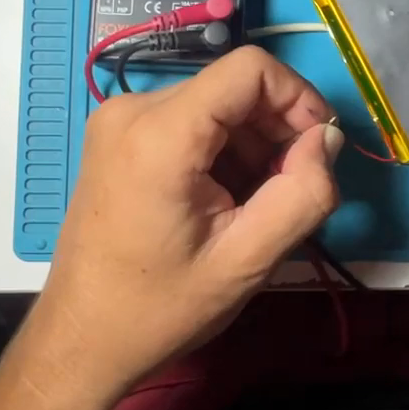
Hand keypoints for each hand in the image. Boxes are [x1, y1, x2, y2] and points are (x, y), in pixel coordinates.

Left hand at [17, 47, 343, 409]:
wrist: (80, 341)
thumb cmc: (158, 309)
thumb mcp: (246, 262)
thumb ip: (303, 194)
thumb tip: (327, 138)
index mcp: (161, 132)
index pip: (251, 68)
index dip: (298, 99)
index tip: (316, 150)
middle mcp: (133, 108)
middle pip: (234, 87)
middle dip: (277, 130)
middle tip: (290, 190)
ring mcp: (120, 119)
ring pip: (217, 103)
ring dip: (253, 144)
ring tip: (255, 205)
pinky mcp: (120, 136)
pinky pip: (192, 120)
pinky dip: (224, 150)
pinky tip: (225, 200)